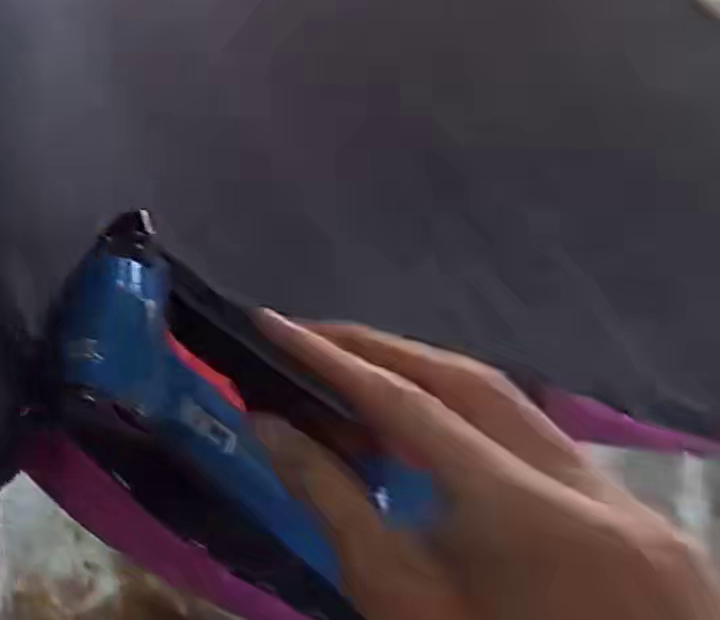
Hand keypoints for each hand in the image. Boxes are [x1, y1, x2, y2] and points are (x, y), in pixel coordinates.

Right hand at [254, 314, 719, 619]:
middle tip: (306, 334)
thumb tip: (266, 421)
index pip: (406, 401)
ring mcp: (634, 514)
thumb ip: (327, 494)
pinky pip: (537, 444)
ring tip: (350, 371)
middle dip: (377, 348)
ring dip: (421, 377)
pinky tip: (419, 431)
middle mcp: (596, 495)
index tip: (268, 321)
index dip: (326, 355)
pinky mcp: (644, 533)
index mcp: (530, 511)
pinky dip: (465, 418)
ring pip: (511, 407)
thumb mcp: (391, 590)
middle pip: (470, 382)